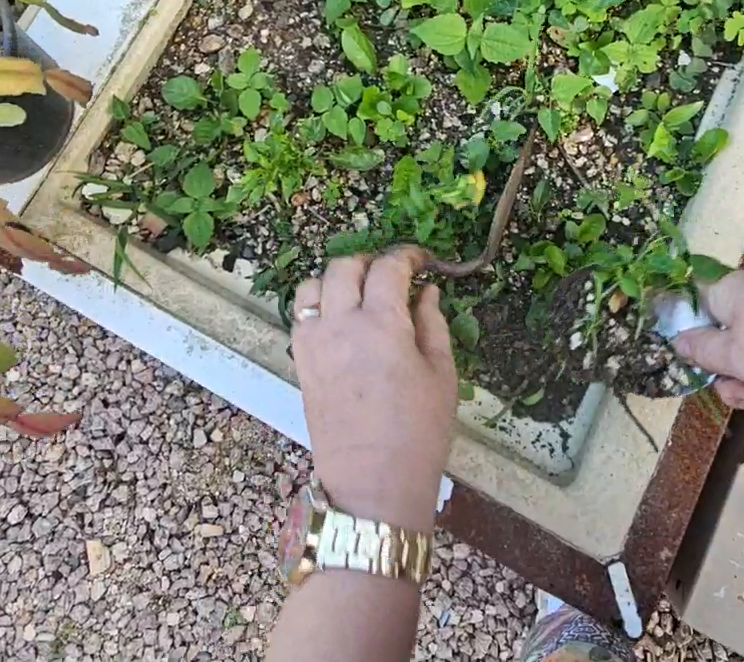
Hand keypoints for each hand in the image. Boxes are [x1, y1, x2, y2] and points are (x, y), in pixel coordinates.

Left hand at [290, 250, 457, 533]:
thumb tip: (427, 292)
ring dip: (336, 280)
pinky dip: (318, 306)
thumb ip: (433, 324)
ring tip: (360, 294)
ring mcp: (314, 345)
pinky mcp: (301, 365)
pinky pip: (301, 318)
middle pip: (344, 267)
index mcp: (381, 324)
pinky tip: (340, 322)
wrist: (373, 487)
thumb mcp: (442, 374)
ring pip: (312, 287)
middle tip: (392, 276)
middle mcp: (341, 325)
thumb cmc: (420, 433)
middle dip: (370, 262)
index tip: (423, 261)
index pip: (388, 267)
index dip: (407, 256)